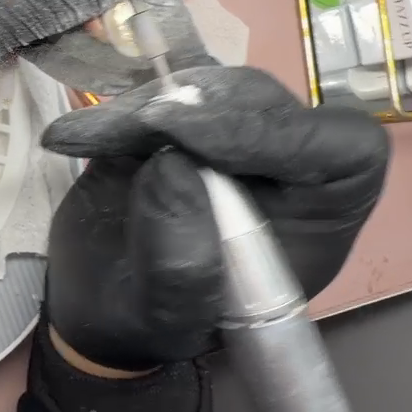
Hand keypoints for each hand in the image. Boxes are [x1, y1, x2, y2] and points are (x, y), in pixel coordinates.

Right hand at [39, 68, 390, 372]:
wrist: (96, 308)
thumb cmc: (148, 324)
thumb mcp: (166, 320)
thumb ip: (180, 263)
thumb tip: (171, 165)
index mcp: (316, 216)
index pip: (337, 148)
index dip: (268, 130)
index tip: (181, 135)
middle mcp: (282, 167)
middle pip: (262, 102)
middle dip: (189, 110)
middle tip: (119, 129)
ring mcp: (225, 139)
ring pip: (205, 87)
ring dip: (139, 105)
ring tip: (80, 137)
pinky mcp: (173, 125)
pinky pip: (157, 90)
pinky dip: (113, 106)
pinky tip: (74, 132)